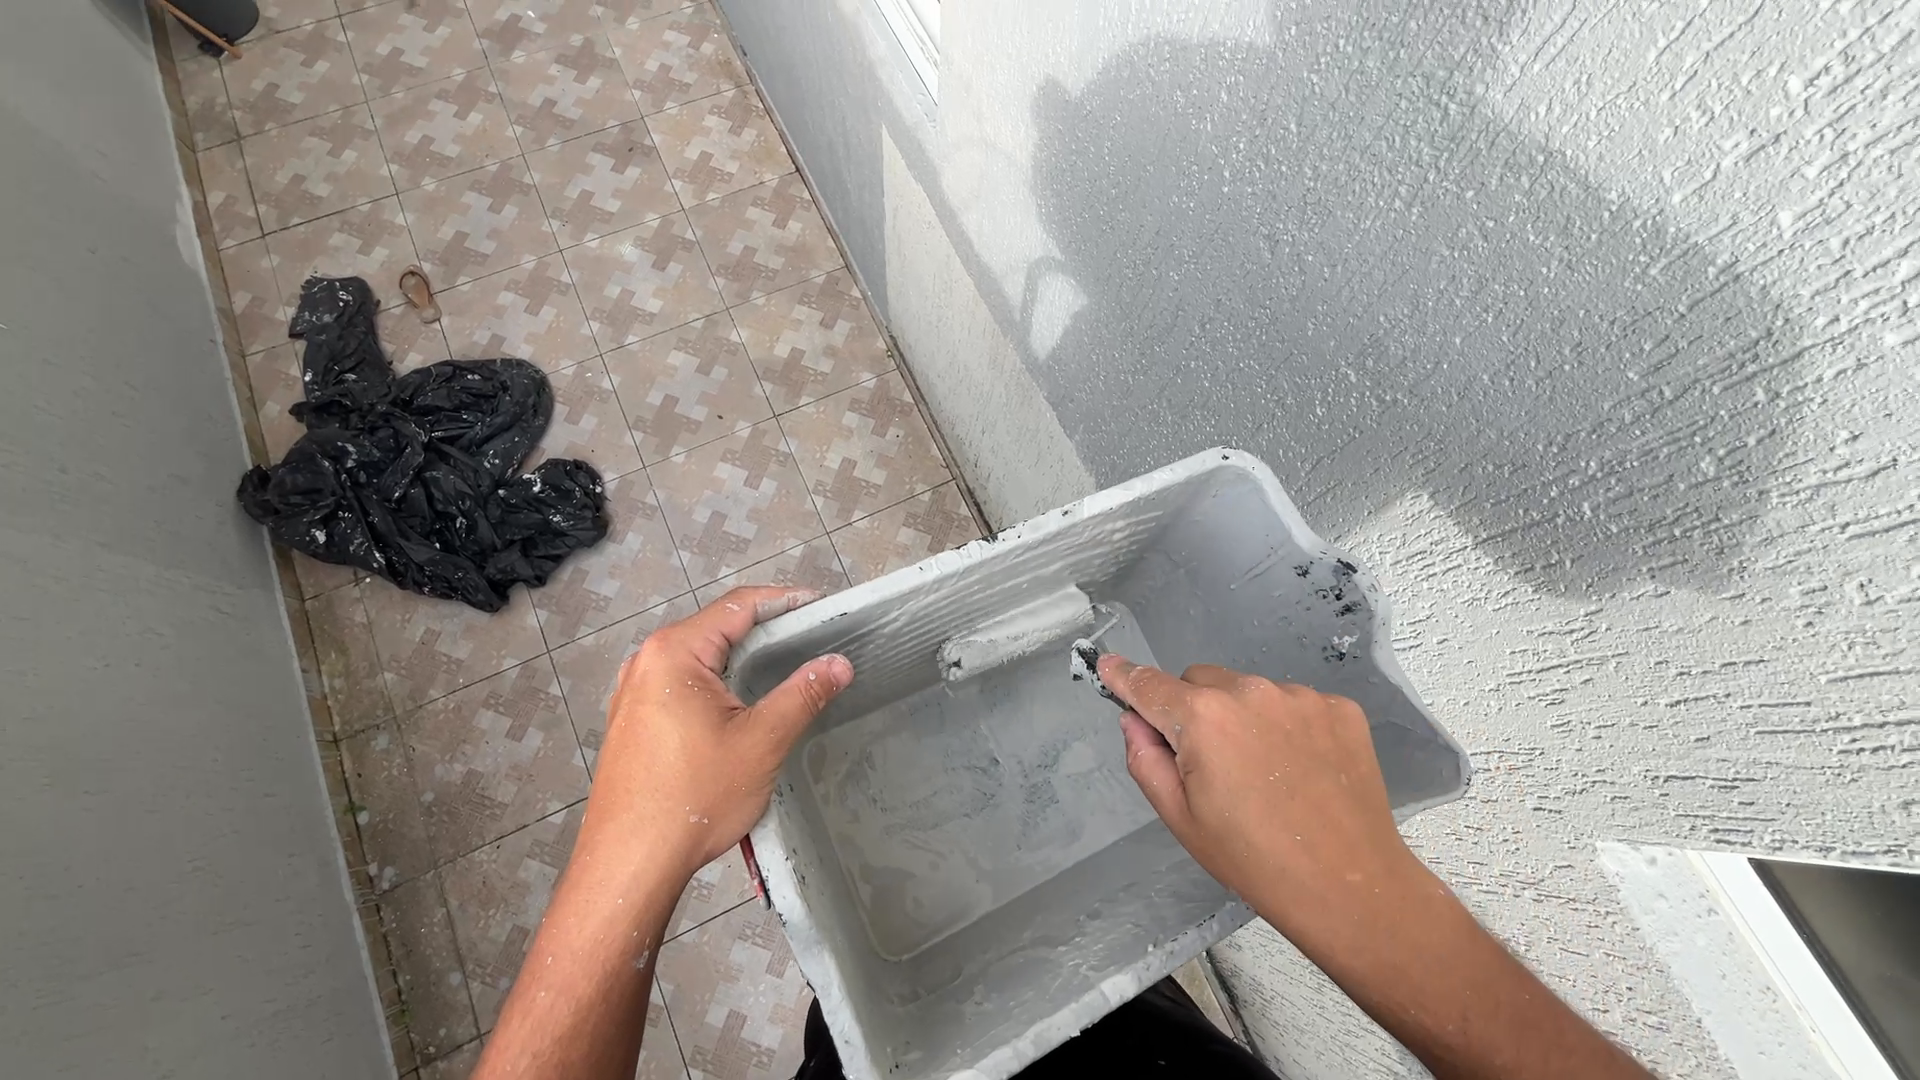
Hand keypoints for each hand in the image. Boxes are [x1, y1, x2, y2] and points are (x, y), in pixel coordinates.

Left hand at [580, 587, 852, 880]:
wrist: (629, 864)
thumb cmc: (695, 796)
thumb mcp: (762, 741)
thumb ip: (804, 694)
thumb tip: (839, 663)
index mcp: (674, 652)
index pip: (738, 606)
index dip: (785, 601)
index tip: (823, 607)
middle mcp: (647, 661)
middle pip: (717, 628)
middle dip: (767, 629)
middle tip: (814, 639)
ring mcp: (634, 692)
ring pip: (700, 658)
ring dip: (743, 657)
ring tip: (787, 668)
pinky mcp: (633, 721)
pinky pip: (684, 684)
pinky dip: (719, 682)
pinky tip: (744, 704)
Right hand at [1096, 656, 1417, 944]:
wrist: (1349, 887)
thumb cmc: (1252, 859)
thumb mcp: (1179, 817)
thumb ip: (1145, 759)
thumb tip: (1134, 719)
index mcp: (1202, 718)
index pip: (1149, 684)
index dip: (1124, 676)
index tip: (1107, 665)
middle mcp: (1249, 691)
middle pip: (1199, 682)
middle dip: (1192, 710)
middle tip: (1211, 764)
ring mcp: (1300, 696)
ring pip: (1247, 691)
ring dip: (1241, 716)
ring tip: (1264, 773)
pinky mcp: (1340, 708)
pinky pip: (1292, 703)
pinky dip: (1285, 725)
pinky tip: (1300, 768)